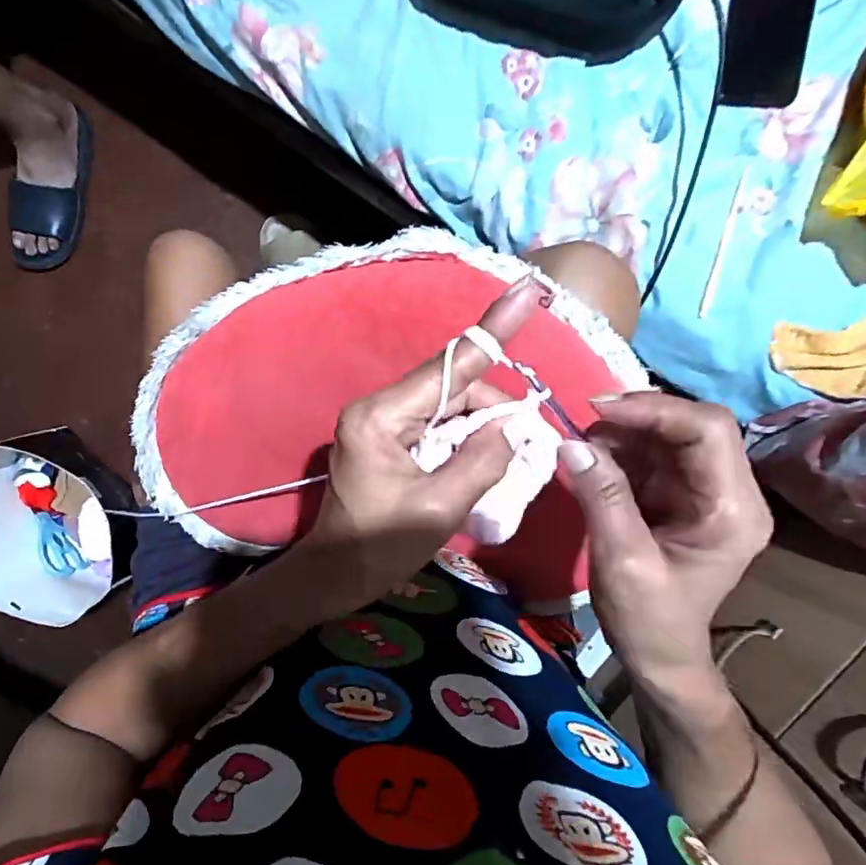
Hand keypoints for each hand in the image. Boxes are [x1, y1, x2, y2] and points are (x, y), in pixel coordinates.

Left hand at [298, 275, 544, 612]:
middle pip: (452, 389)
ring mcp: (378, 424)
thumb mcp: (440, 507)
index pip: (449, 365)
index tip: (530, 288)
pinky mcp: (384, 441)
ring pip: (447, 408)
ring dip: (479, 430)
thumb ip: (482, 461)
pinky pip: (435, 427)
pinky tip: (481, 461)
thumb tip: (510, 429)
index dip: (495, 328)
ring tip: (504, 462)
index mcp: (381, 417)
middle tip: (522, 446)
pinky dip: (462, 442)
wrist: (335, 576)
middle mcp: (377, 409)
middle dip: (492, 412)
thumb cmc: (381, 547)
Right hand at [559, 393, 771, 709]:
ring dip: (624, 432)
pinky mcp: (679, 497)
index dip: (655, 410)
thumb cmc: (649, 620)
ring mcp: (704, 493)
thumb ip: (602, 498)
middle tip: (584, 419)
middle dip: (638, 416)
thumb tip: (571, 443)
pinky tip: (591, 457)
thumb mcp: (623, 561)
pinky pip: (653, 457)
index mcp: (732, 510)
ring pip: (670, 436)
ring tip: (580, 444)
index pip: (709, 431)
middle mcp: (730, 492)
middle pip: (693, 427)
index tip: (598, 408)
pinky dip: (619, 449)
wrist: (660, 657)